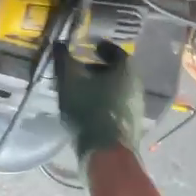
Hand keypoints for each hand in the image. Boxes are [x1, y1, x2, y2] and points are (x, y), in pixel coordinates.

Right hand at [55, 42, 143, 169]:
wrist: (106, 152)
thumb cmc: (88, 109)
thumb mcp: (70, 81)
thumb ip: (64, 60)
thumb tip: (59, 43)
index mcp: (126, 71)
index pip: (117, 52)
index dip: (104, 48)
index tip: (92, 47)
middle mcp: (137, 86)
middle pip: (119, 71)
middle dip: (101, 68)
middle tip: (82, 69)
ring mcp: (136, 107)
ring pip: (119, 89)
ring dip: (103, 86)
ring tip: (83, 89)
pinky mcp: (132, 124)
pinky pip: (118, 104)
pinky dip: (106, 100)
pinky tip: (90, 107)